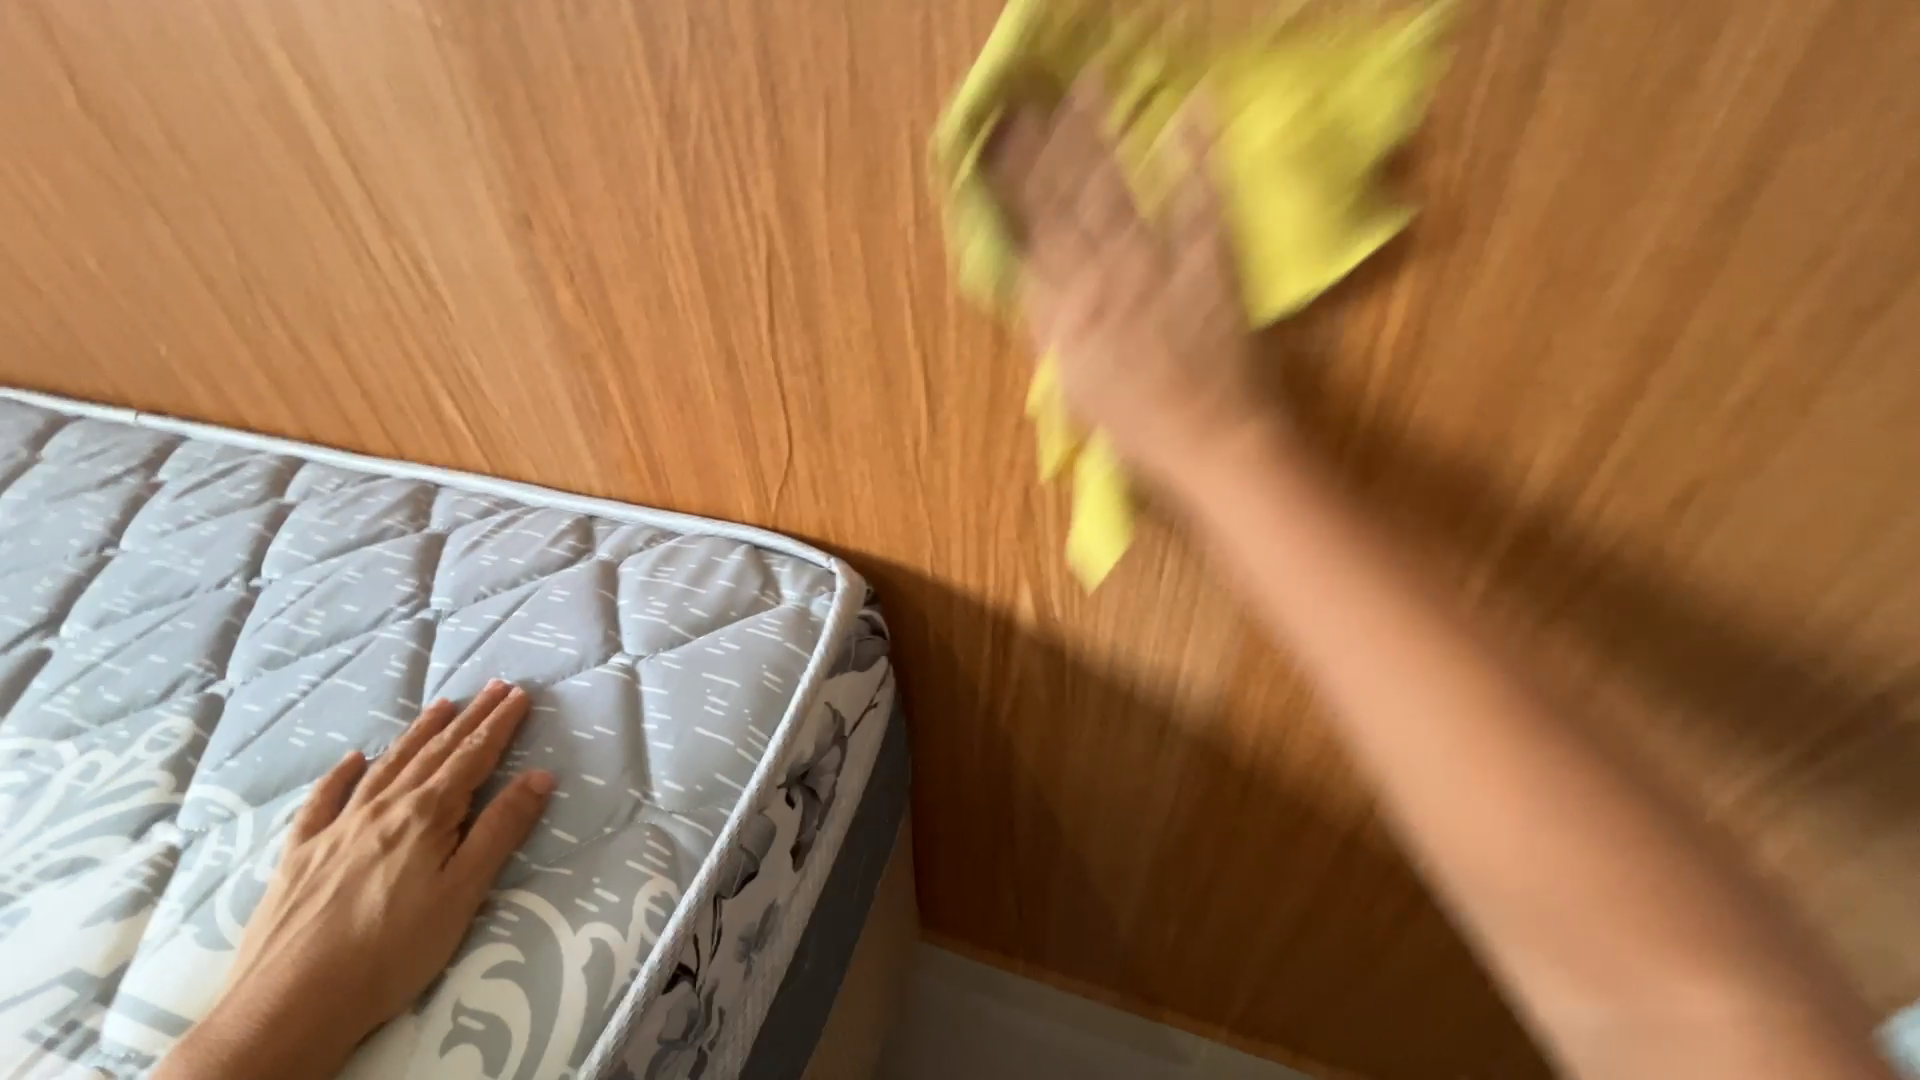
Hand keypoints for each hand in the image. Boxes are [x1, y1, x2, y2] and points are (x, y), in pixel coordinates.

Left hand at [157, 681, 554, 1079]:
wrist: (287, 1008)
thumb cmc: (391, 953)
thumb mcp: (463, 893)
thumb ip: (501, 830)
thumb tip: (539, 776)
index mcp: (426, 816)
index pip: (473, 758)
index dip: (499, 725)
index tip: (519, 694)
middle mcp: (382, 810)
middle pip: (434, 753)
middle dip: (469, 719)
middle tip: (492, 687)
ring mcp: (336, 830)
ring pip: (387, 767)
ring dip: (418, 734)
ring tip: (441, 707)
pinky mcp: (300, 856)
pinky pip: (323, 802)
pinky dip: (341, 776)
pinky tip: (352, 760)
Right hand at [985, 77, 1282, 485]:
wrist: (1214, 440)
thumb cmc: (1138, 427)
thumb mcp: (1076, 388)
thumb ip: (1050, 330)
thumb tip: (1030, 283)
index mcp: (1071, 311)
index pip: (1033, 234)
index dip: (1013, 184)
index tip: (997, 143)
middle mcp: (1108, 277)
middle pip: (1071, 200)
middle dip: (1047, 145)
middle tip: (1029, 95)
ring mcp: (1161, 264)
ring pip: (1121, 191)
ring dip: (1102, 136)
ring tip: (1087, 85)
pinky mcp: (1214, 259)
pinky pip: (1203, 201)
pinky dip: (1198, 155)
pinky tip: (1190, 110)